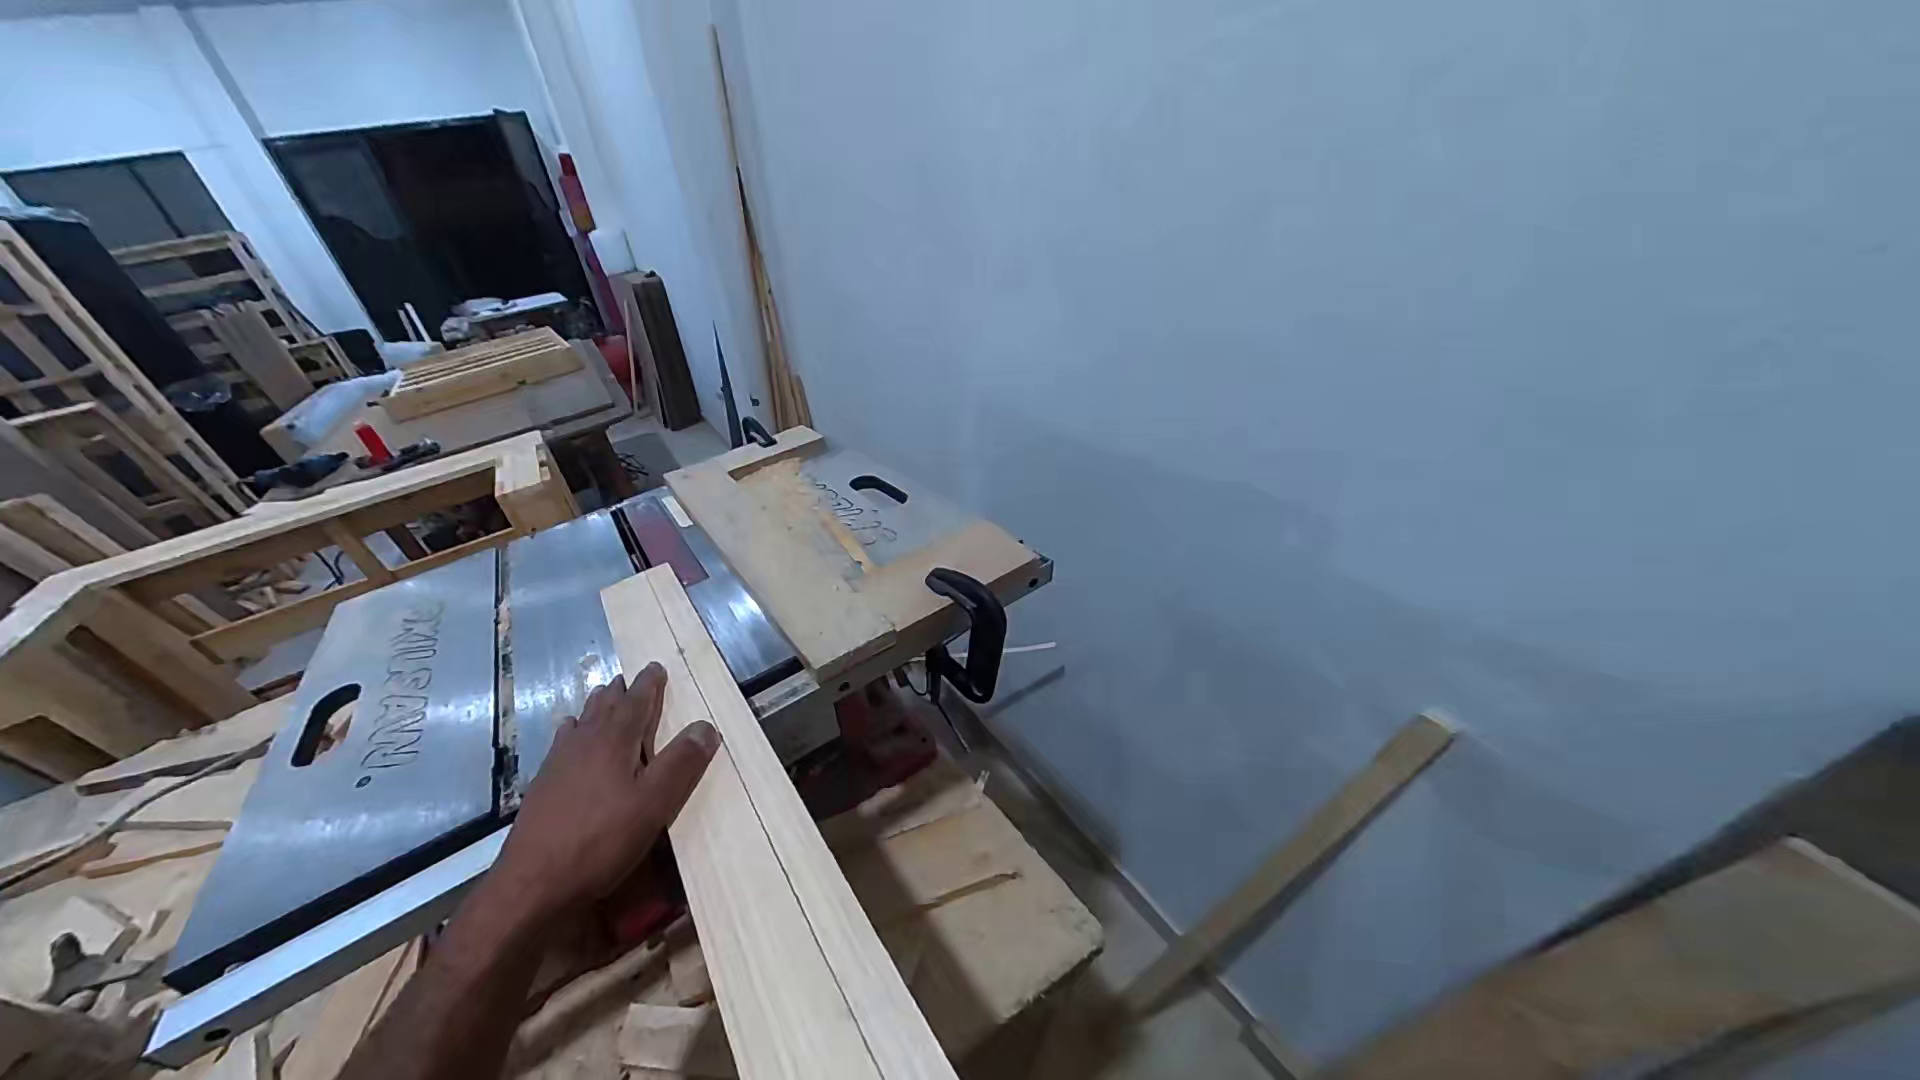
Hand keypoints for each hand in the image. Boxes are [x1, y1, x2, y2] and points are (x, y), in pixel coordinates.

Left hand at [490, 663, 717, 925]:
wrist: (530, 885)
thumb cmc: (601, 840)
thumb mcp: (654, 803)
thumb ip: (681, 762)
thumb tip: (706, 725)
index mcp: (614, 741)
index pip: (636, 702)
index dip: (649, 684)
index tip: (656, 667)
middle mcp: (585, 743)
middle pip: (605, 707)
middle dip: (621, 691)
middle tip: (631, 679)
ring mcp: (558, 763)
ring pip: (582, 722)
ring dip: (597, 707)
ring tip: (604, 696)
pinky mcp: (543, 786)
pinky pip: (562, 742)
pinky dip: (572, 730)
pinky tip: (568, 735)